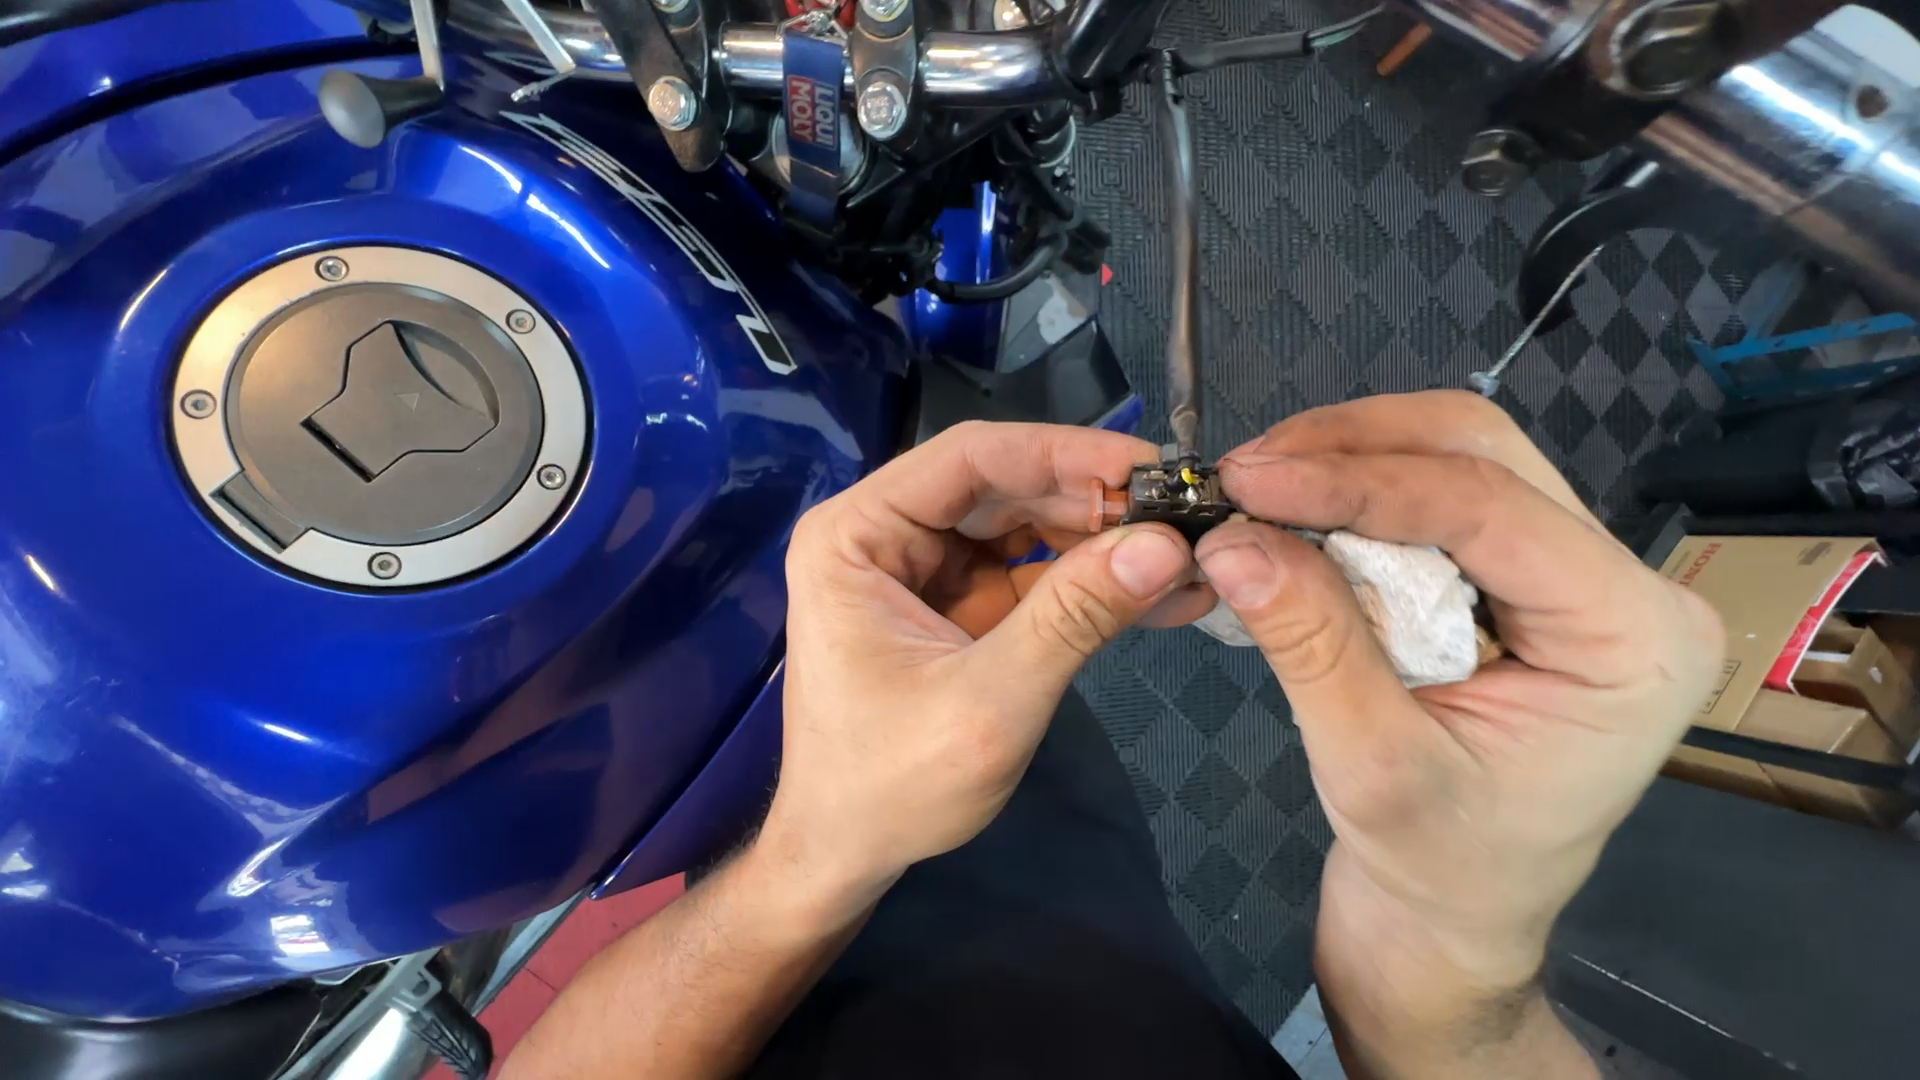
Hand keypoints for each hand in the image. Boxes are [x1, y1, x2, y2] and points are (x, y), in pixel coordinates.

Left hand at [759, 422, 1214, 917]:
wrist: (847, 852)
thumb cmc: (892, 785)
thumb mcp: (990, 701)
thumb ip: (1074, 617)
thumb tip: (1167, 545)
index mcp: (856, 534)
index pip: (969, 458)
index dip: (1063, 453)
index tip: (1151, 467)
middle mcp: (884, 533)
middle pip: (1002, 487)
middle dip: (1093, 503)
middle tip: (1185, 517)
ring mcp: (922, 568)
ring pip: (1024, 525)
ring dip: (1100, 542)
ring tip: (1187, 558)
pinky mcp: (956, 603)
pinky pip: (1028, 572)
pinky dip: (1086, 582)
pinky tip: (1155, 594)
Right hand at [1192, 392, 1722, 1071]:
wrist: (1451, 904)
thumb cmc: (1435, 860)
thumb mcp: (1370, 764)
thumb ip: (1309, 644)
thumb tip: (1227, 542)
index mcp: (1628, 637)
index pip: (1487, 509)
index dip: (1356, 482)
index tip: (1245, 480)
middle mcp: (1614, 580)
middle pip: (1481, 451)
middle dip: (1350, 446)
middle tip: (1244, 473)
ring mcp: (1562, 569)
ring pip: (1452, 455)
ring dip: (1342, 457)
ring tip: (1253, 488)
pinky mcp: (1505, 574)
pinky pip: (1424, 494)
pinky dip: (1345, 489)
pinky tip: (1287, 508)